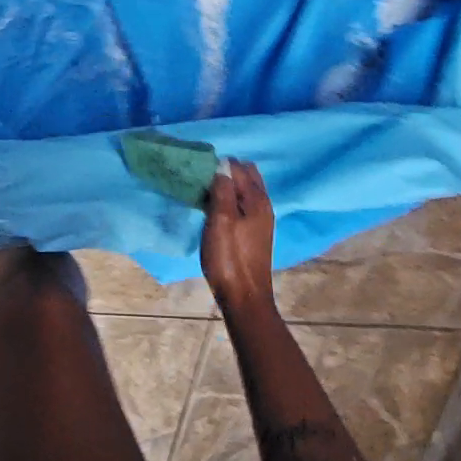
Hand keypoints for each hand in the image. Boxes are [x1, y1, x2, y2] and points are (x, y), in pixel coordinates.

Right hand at [201, 159, 276, 314]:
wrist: (243, 297)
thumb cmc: (229, 257)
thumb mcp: (220, 220)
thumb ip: (223, 189)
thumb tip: (222, 164)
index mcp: (257, 200)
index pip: (239, 167)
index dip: (219, 164)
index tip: (197, 166)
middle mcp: (263, 206)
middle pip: (246, 176)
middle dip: (225, 171)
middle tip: (200, 177)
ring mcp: (260, 220)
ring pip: (243, 191)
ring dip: (225, 186)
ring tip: (202, 189)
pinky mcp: (253, 232)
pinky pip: (241, 204)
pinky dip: (228, 200)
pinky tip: (212, 207)